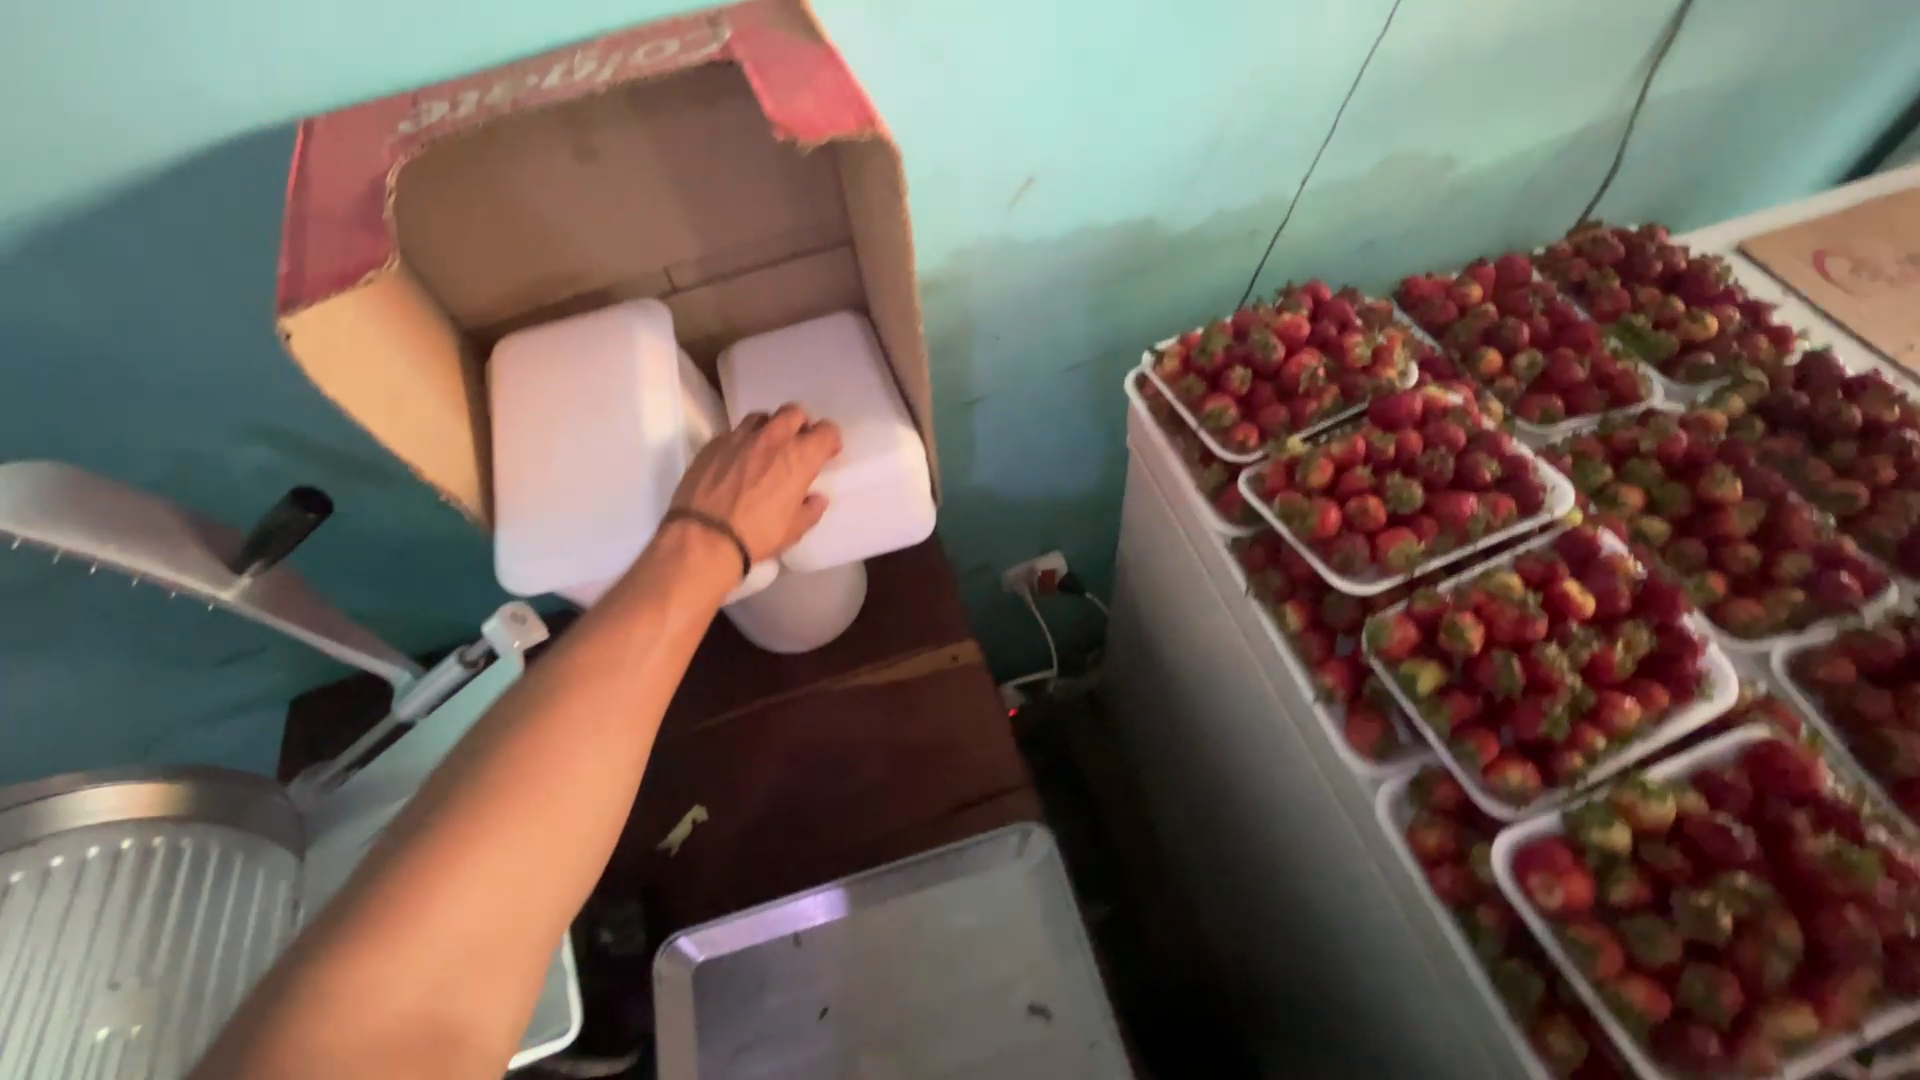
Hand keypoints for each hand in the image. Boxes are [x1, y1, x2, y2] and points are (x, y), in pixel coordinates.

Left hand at [670, 403, 842, 561]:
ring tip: (766, 450)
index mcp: (799, 457)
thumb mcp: (794, 529)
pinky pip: (733, 433)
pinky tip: (737, 463)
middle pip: (793, 412)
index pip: (826, 430)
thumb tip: (816, 499)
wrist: (705, 536)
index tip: (827, 453)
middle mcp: (772, 439)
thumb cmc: (757, 534)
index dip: (830, 440)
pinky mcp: (713, 444)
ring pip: (761, 418)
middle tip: (797, 445)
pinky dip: (741, 443)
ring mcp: (739, 437)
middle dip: (800, 424)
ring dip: (769, 429)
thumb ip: (810, 510)